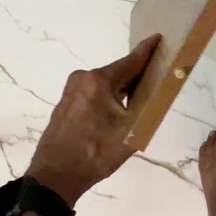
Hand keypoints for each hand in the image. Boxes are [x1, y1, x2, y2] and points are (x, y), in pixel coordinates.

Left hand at [24, 35, 160, 202]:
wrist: (55, 178)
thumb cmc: (97, 152)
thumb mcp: (133, 129)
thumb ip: (148, 103)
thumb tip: (161, 87)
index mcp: (99, 79)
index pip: (131, 60)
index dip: (148, 50)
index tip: (159, 37)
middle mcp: (82, 78)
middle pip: (118, 72)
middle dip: (137, 75)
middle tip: (157, 78)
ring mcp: (70, 92)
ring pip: (105, 85)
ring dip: (121, 90)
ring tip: (140, 100)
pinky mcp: (65, 106)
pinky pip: (93, 95)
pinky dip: (107, 99)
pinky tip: (116, 113)